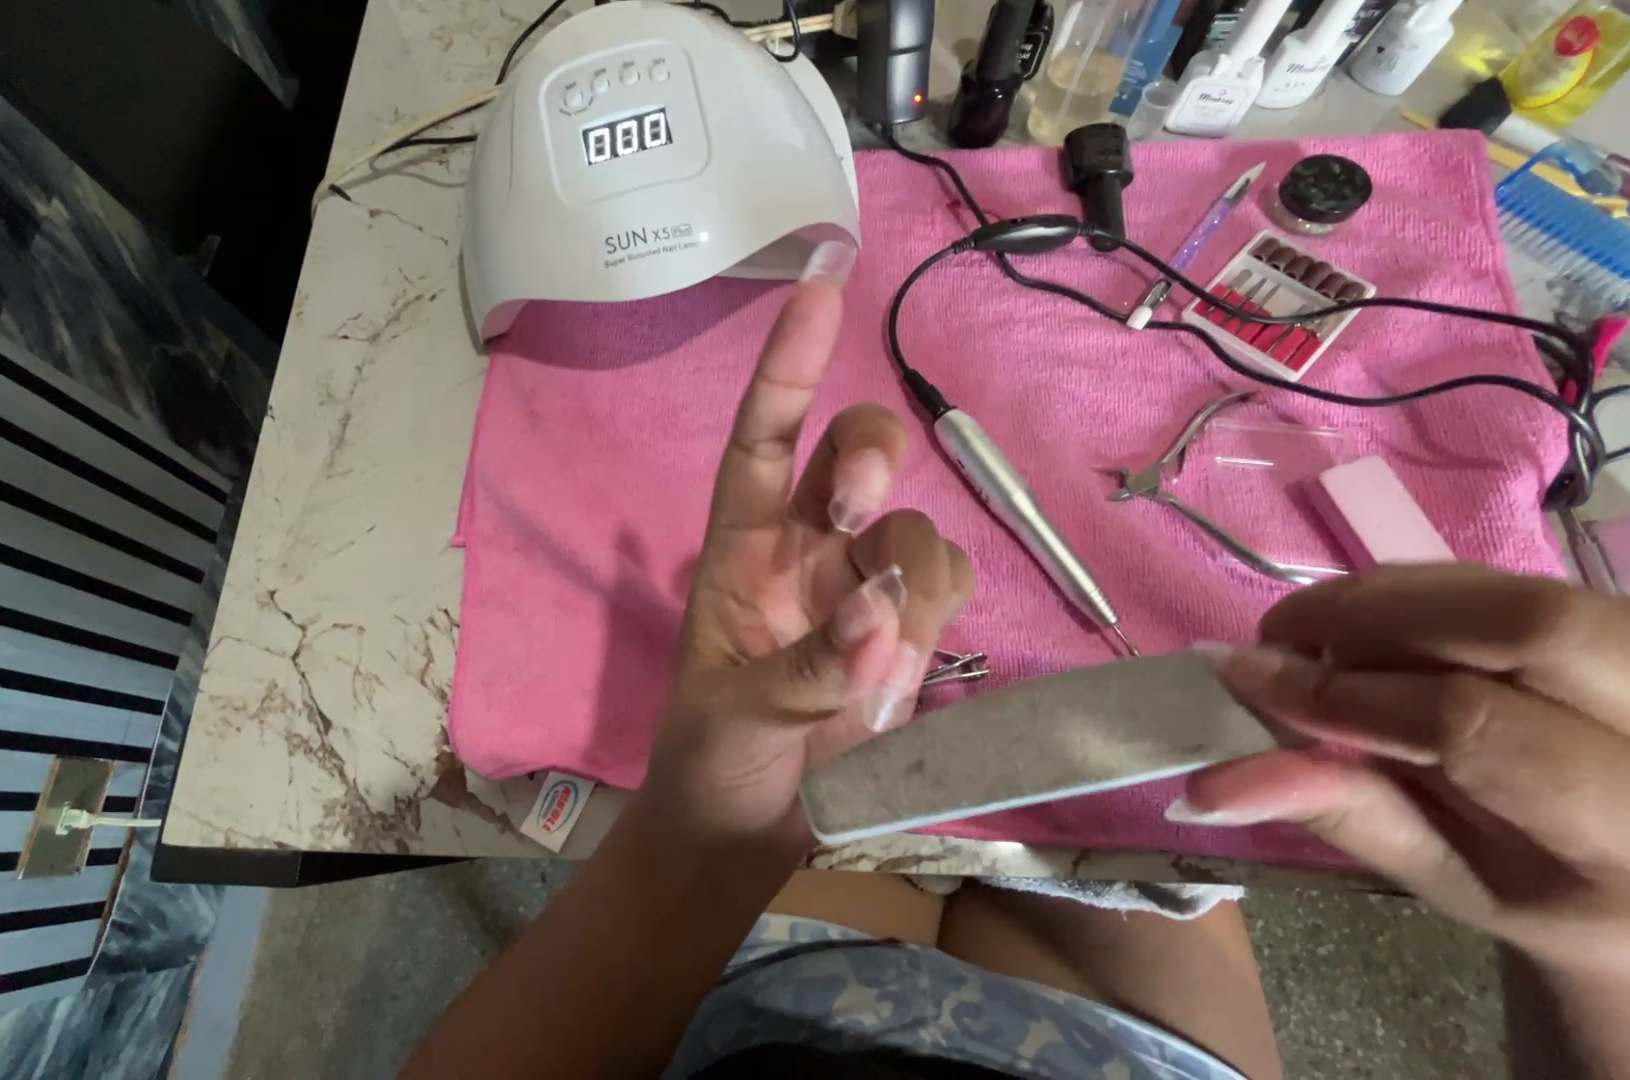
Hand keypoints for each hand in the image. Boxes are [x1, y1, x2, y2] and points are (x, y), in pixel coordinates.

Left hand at [639, 242, 975, 847]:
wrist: (745, 827)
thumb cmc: (713, 759)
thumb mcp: (734, 715)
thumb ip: (804, 667)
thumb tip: (879, 611)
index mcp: (740, 550)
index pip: (762, 439)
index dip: (787, 365)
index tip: (820, 285)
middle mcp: (807, 552)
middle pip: (856, 454)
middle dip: (866, 460)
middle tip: (852, 515)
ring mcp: (864, 590)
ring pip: (916, 530)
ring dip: (909, 574)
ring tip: (874, 658)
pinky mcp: (907, 635)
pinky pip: (946, 592)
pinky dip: (934, 616)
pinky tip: (902, 670)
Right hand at [1173, 564, 1629, 984]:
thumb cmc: (1550, 886)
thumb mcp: (1452, 879)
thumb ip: (1345, 815)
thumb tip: (1211, 783)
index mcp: (1624, 824)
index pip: (1471, 725)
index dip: (1341, 695)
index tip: (1242, 678)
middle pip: (1521, 623)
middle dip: (1368, 617)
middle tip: (1282, 641)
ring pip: (1505, 588)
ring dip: (1378, 600)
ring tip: (1314, 641)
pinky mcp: (1622, 621)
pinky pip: (1498, 579)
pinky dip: (1407, 593)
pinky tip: (1366, 631)